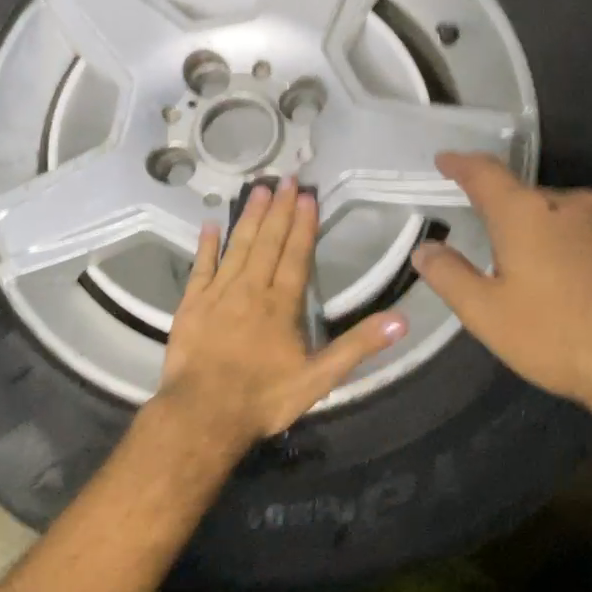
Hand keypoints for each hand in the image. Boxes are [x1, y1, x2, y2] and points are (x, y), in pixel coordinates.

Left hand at [157, 177, 407, 442]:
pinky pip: (200, 267)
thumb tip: (400, 320)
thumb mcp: (319, 379)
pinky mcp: (190, 305)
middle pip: (267, 243)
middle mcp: (250, 290)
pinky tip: (211, 224)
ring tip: (258, 189)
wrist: (203, 413)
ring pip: (237, 247)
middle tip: (286, 179)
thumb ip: (357, 347)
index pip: (296, 255)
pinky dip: (206, 245)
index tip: (309, 196)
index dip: (303, 225)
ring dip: (249, 218)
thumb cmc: (263, 398)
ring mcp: (217, 294)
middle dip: (279, 210)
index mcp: (281, 305)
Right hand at [410, 152, 591, 423]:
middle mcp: (576, 205)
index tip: (446, 160)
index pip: (485, 174)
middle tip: (502, 251)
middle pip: (532, 198)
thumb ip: (450, 277)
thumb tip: (425, 249)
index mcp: (528, 214)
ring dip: (556, 233)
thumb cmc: (562, 338)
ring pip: (575, 217)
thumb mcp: (487, 316)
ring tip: (552, 273)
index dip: (461, 165)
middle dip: (513, 216)